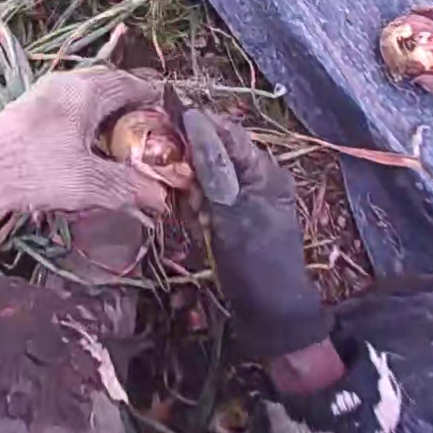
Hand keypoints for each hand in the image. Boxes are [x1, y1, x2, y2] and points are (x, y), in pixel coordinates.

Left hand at [0, 69, 168, 237]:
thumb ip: (127, 187)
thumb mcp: (88, 183)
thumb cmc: (35, 171)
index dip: (150, 95)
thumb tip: (161, 198)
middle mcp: (64, 83)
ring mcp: (43, 93)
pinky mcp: (28, 108)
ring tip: (120, 134)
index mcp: (83, 91)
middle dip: (129, 100)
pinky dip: (86, 116)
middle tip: (146, 122)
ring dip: (105, 108)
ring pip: (85, 92)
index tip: (166, 109)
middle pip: (106, 83)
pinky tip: (85, 141)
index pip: (128, 83)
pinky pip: (68, 103)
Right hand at [184, 109, 331, 358]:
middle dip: (191, 160)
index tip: (162, 118)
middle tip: (174, 177)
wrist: (270, 315)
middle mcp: (258, 176)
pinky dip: (198, 203)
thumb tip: (194, 117)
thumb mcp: (229, 210)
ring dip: (193, 186)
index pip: (225, 131)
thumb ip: (211, 163)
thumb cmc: (252, 261)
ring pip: (208, 173)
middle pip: (215, 150)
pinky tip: (195, 219)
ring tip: (191, 208)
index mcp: (264, 169)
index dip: (195, 122)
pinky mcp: (237, 214)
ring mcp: (248, 196)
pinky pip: (211, 195)